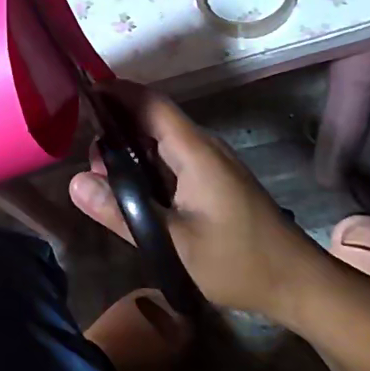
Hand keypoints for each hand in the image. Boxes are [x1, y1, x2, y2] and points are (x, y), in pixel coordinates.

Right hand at [70, 82, 329, 317]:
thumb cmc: (236, 260)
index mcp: (195, 151)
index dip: (118, 92)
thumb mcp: (173, 242)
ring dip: (133, 148)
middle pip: (156, 118)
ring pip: (164, 141)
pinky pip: (175, 159)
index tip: (82, 93)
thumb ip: (122, 212)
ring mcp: (212, 163)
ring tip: (100, 172)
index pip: (152, 103)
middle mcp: (204, 147)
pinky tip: (131, 188)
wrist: (293, 278)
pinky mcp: (215, 180)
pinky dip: (149, 165)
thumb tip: (75, 181)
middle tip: (83, 151)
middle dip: (118, 124)